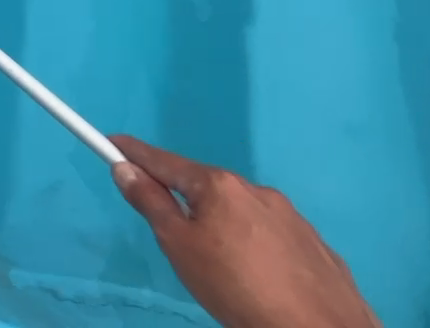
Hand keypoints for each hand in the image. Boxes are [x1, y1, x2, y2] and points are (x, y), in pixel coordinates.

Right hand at [111, 135, 377, 327]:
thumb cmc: (236, 288)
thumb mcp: (177, 245)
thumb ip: (149, 202)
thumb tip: (124, 168)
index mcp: (218, 185)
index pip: (162, 160)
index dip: (132, 151)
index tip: (109, 141)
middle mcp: (257, 191)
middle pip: (204, 186)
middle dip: (183, 196)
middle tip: (171, 229)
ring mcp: (294, 219)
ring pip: (241, 210)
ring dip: (223, 221)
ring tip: (222, 262)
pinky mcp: (320, 248)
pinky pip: (272, 234)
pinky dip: (256, 242)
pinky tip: (260, 273)